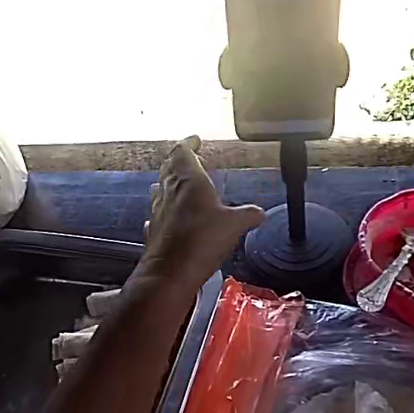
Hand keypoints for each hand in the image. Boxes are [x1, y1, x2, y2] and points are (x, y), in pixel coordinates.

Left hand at [136, 136, 264, 291]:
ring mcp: (159, 212)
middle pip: (169, 168)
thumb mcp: (234, 225)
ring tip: (175, 181)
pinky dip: (163, 208)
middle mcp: (170, 192)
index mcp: (189, 182)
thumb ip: (248, 215)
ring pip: (160, 188)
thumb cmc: (200, 241)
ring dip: (168, 181)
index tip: (194, 140)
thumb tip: (259, 213)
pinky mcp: (154, 231)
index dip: (188, 144)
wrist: (170, 273)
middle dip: (178, 160)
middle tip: (186, 158)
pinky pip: (157, 213)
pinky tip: (167, 215)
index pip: (183, 153)